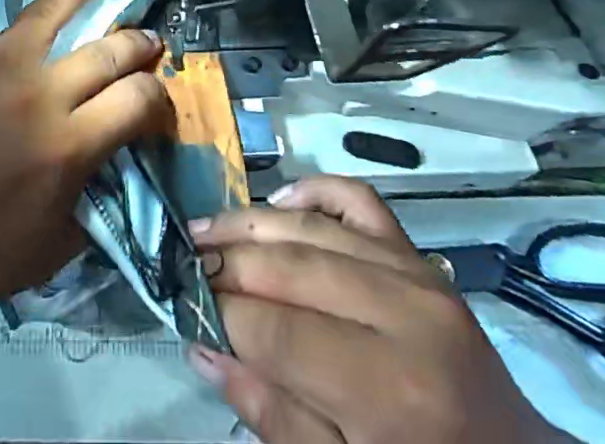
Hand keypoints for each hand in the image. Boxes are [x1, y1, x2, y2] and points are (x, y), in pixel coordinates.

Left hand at [0, 0, 170, 337]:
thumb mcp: (45, 255)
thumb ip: (92, 211)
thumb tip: (112, 175)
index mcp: (67, 145)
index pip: (139, 99)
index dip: (161, 97)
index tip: (159, 105)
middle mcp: (38, 92)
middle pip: (107, 51)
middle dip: (138, 45)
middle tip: (147, 44)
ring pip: (47, 13)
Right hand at [187, 177, 568, 443]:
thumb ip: (272, 414)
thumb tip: (203, 347)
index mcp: (388, 390)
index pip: (279, 329)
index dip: (220, 312)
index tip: (181, 302)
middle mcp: (405, 315)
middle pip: (293, 267)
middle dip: (227, 261)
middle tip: (183, 260)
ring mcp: (419, 275)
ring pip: (317, 228)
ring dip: (253, 222)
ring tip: (206, 228)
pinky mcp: (422, 257)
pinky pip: (362, 202)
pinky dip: (318, 191)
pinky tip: (282, 202)